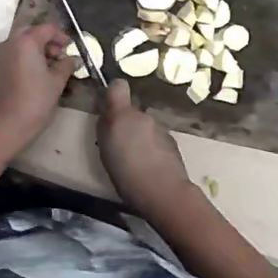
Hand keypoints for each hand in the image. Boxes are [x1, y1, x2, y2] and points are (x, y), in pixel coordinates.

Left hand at [0, 24, 74, 146]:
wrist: (9, 123)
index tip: (71, 48)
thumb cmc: (36, 99)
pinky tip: (39, 71)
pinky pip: (14, 53)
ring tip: (52, 65)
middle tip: (61, 54)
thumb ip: (67, 65)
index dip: (62, 36)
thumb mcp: (57, 81)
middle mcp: (10, 43)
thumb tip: (74, 59)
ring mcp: (1, 55)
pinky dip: (27, 56)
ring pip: (21, 42)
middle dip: (47, 40)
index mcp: (26, 42)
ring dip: (37, 48)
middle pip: (31, 32)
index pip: (47, 29)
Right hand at [96, 80, 198, 217]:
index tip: (110, 107)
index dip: (114, 93)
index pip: (118, 86)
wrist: (163, 191)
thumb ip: (106, 127)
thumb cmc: (126, 174)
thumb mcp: (105, 151)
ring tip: (137, 159)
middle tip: (120, 144)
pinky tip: (150, 164)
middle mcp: (143, 115)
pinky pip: (156, 137)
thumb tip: (107, 114)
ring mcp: (160, 127)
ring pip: (145, 125)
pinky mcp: (172, 140)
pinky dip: (152, 146)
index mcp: (122, 115)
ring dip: (140, 135)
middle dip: (127, 122)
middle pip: (132, 111)